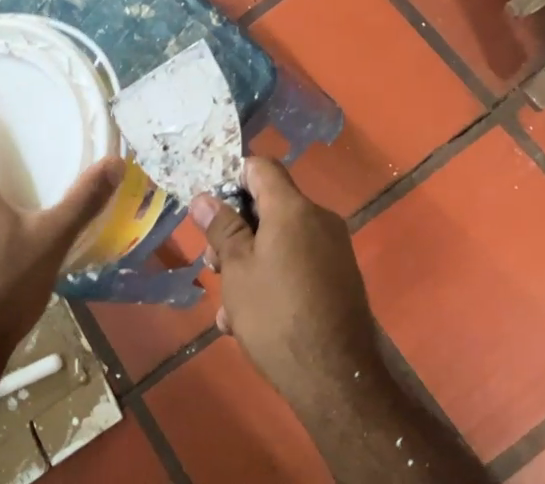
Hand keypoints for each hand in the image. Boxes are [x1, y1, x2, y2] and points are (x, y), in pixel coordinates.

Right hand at [192, 158, 383, 409]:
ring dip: (250, 263)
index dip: (232, 178)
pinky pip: (298, 264)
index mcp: (293, 208)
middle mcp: (319, 220)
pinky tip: (250, 320)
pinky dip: (273, 279)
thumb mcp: (237, 270)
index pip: (261, 167)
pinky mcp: (340, 279)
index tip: (211, 207)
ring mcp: (333, 251)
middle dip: (236, 231)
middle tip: (213, 264)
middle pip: (270, 206)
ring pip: (280, 241)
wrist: (336, 378)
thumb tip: (204, 198)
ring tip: (228, 306)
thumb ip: (221, 229)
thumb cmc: (277, 315)